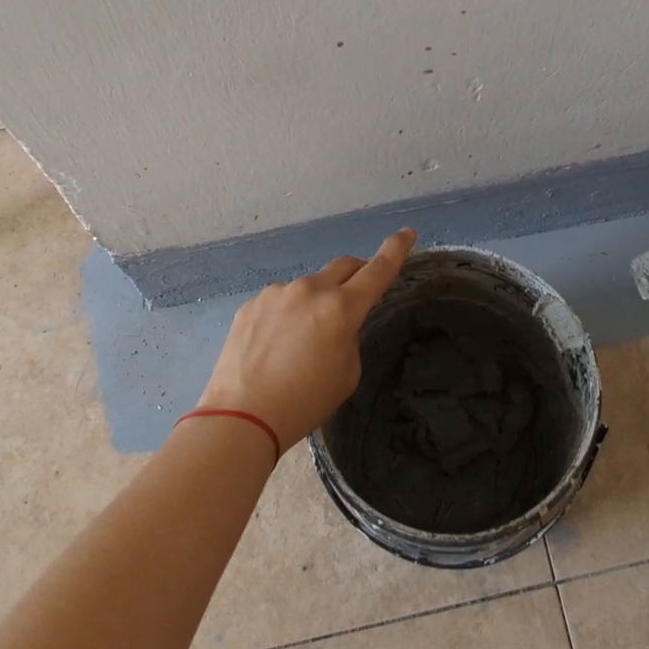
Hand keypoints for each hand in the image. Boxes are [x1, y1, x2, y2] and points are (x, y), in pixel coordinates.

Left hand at [196, 228, 416, 452]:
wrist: (242, 415)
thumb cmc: (305, 402)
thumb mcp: (347, 373)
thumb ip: (349, 336)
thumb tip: (335, 323)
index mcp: (341, 308)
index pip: (378, 270)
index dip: (396, 250)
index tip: (407, 233)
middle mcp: (310, 290)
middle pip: (344, 266)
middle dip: (356, 274)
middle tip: (357, 294)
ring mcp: (277, 293)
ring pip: (309, 286)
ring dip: (317, 300)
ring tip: (303, 339)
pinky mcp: (251, 304)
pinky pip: (281, 300)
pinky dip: (288, 314)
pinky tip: (276, 344)